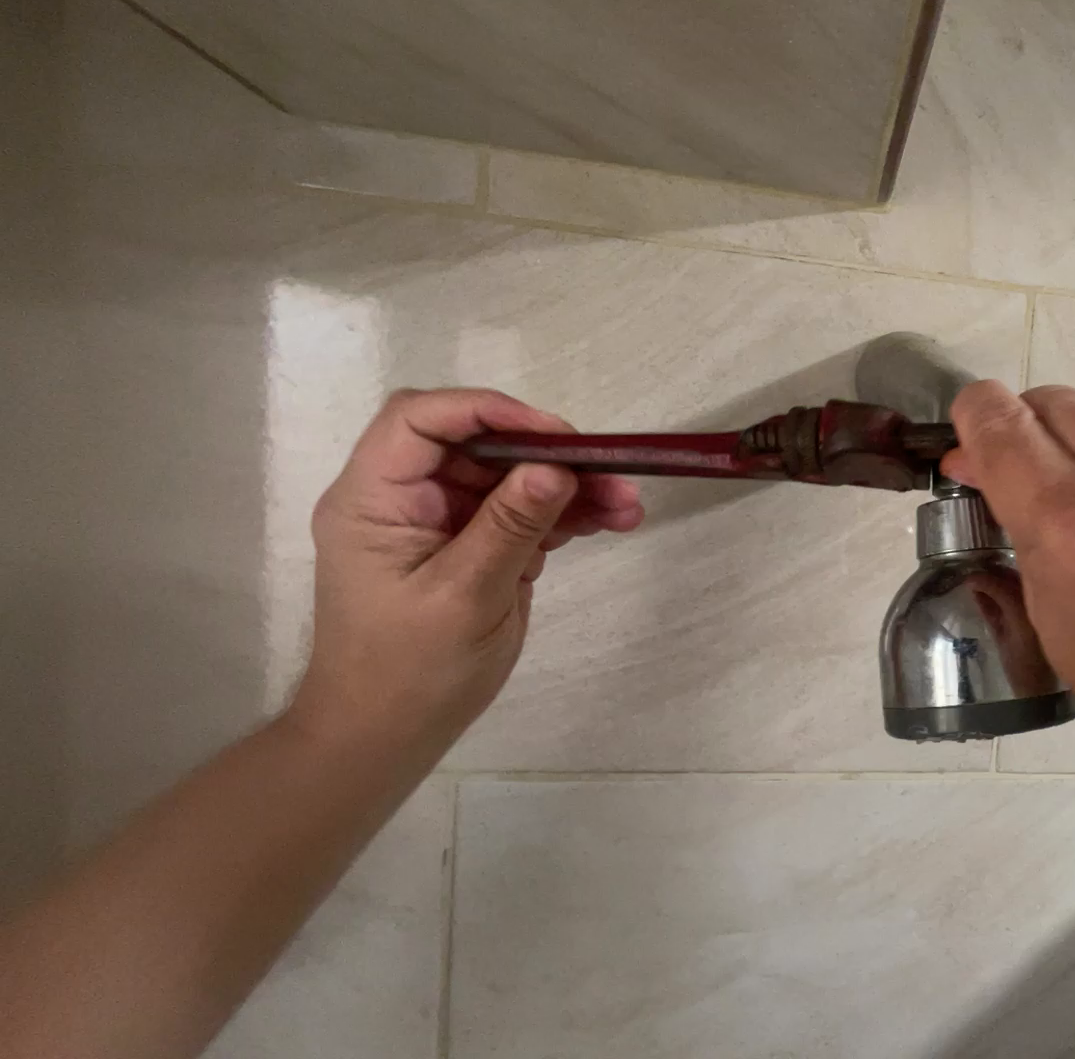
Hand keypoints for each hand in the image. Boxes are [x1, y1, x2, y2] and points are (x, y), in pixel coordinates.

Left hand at [293, 388, 643, 746]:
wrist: (393, 732)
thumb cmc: (410, 669)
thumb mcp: (464, 595)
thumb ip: (509, 526)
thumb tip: (555, 468)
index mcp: (377, 499)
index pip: (421, 421)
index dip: (487, 411)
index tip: (556, 436)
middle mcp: (410, 498)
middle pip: (482, 447)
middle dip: (550, 456)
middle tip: (610, 473)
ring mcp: (448, 522)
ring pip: (515, 479)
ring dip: (573, 487)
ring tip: (628, 506)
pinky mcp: (481, 545)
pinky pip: (529, 514)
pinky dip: (571, 515)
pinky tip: (613, 522)